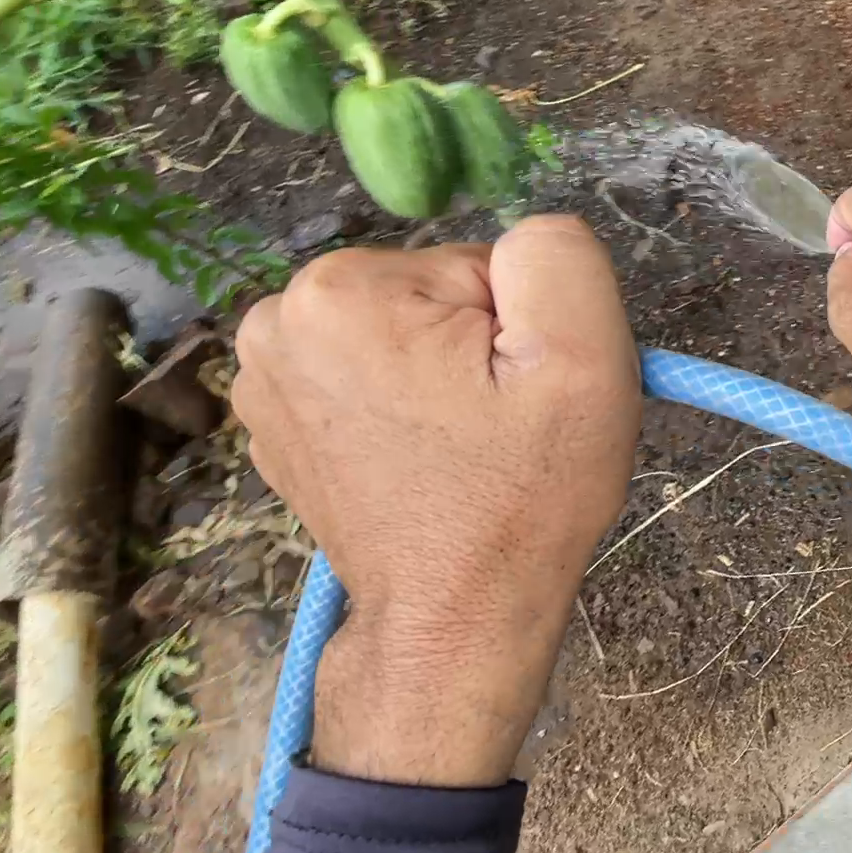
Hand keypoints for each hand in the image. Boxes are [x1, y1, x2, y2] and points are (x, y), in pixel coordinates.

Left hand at [232, 216, 641, 786]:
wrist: (461, 614)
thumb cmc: (527, 493)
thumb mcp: (585, 361)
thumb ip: (562, 258)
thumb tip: (527, 238)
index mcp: (350, 290)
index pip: (488, 269)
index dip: (528, 331)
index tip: (528, 398)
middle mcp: (281, 317)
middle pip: (444, 294)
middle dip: (488, 348)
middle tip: (509, 424)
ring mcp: (266, 374)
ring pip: (413, 331)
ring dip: (453, 375)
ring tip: (472, 445)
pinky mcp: (277, 418)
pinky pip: (375, 372)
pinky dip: (413, 403)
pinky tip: (430, 457)